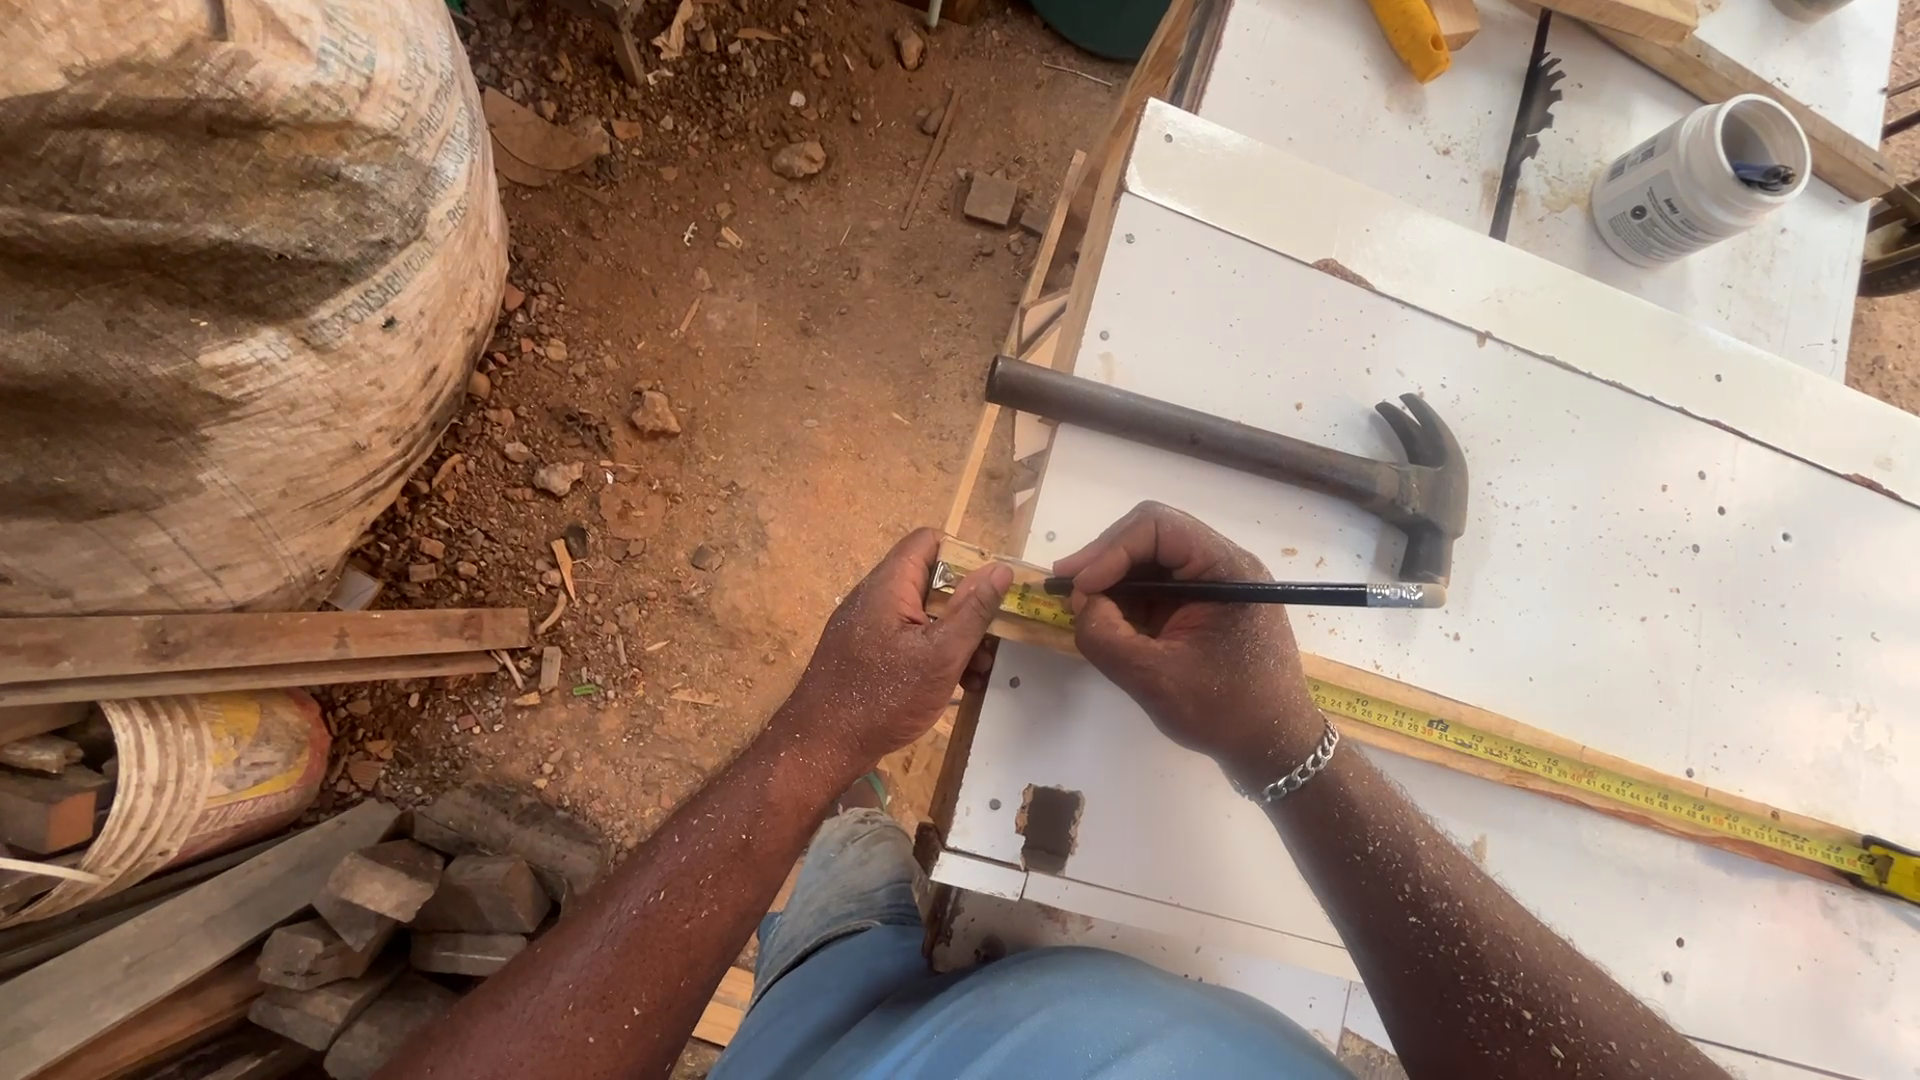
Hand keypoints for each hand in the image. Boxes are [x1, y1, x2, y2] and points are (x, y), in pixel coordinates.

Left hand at [782, 528, 1011, 775]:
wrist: (821, 747)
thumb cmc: (883, 698)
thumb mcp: (941, 654)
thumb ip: (973, 610)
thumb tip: (1000, 569)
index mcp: (889, 585)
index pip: (928, 541)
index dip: (964, 556)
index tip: (991, 589)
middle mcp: (876, 598)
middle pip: (932, 581)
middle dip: (968, 609)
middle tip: (993, 642)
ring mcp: (870, 627)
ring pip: (925, 615)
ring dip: (957, 638)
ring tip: (979, 672)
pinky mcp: (868, 654)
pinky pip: (910, 640)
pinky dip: (935, 655)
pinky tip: (957, 685)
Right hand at [1054, 502, 1322, 787]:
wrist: (1272, 746)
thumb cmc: (1225, 712)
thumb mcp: (1155, 679)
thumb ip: (1106, 637)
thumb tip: (1082, 602)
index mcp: (1227, 570)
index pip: (1158, 527)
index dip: (1111, 549)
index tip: (1081, 586)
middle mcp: (1222, 565)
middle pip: (1151, 534)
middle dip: (1105, 557)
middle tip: (1067, 584)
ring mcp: (1212, 584)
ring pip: (1149, 557)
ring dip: (1112, 576)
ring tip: (1080, 603)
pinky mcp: (1199, 604)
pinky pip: (1154, 584)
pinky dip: (1124, 595)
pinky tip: (1104, 615)